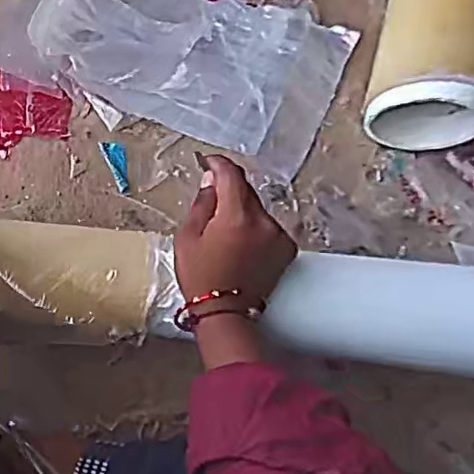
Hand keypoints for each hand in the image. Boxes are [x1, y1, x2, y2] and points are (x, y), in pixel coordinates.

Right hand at [174, 156, 296, 366]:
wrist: (225, 312)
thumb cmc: (199, 276)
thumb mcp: (187, 238)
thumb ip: (202, 205)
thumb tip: (211, 180)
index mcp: (236, 216)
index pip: (231, 176)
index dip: (218, 163)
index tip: (207, 161)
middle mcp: (263, 221)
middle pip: (246, 192)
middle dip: (228, 190)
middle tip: (209, 199)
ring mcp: (278, 235)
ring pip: (256, 210)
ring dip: (240, 211)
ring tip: (222, 231)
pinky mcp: (286, 248)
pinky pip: (267, 227)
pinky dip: (253, 228)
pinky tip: (238, 244)